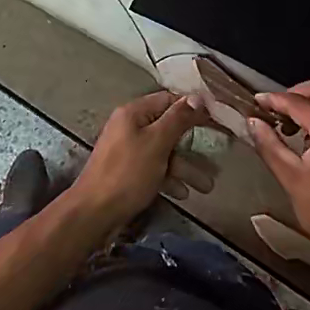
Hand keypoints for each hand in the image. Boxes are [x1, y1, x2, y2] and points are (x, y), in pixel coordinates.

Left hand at [71, 91, 209, 224]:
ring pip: (164, 152)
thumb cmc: (127, 173)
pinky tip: (183, 193)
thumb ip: (178, 119)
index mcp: (134, 113)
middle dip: (193, 144)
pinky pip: (154, 168)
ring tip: (207, 186)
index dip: (194, 108)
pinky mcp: (128, 171)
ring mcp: (128, 150)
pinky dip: (169, 178)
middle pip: (169, 128)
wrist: (93, 213)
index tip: (216, 118)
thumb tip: (197, 97)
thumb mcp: (157, 143)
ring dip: (185, 167)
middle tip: (217, 150)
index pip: (170, 100)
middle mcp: (130, 127)